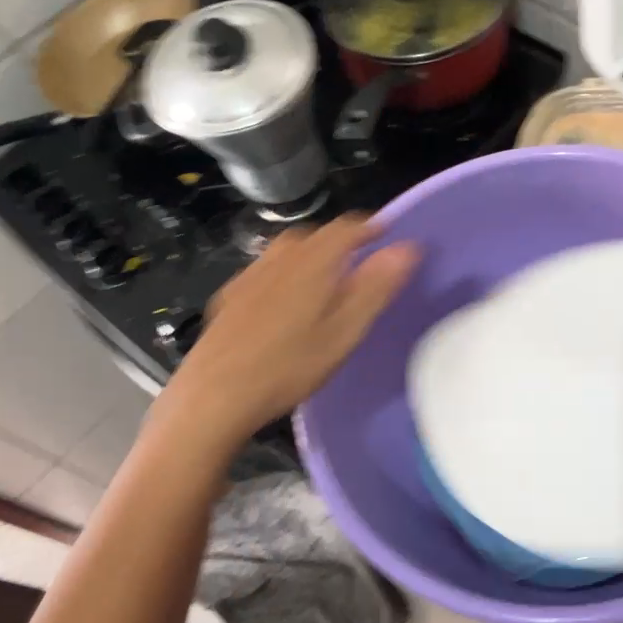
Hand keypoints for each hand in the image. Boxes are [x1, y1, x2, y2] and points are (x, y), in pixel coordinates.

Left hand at [156, 215, 418, 441]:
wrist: (216, 394)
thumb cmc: (289, 366)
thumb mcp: (344, 332)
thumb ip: (375, 287)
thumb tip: (407, 247)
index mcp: (312, 262)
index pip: (346, 227)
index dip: (371, 228)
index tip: (389, 235)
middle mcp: (279, 258)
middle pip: (314, 235)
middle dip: (340, 241)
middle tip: (361, 263)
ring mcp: (250, 276)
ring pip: (287, 251)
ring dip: (311, 255)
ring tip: (327, 279)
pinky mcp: (230, 297)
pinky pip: (265, 271)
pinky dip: (285, 274)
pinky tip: (285, 303)